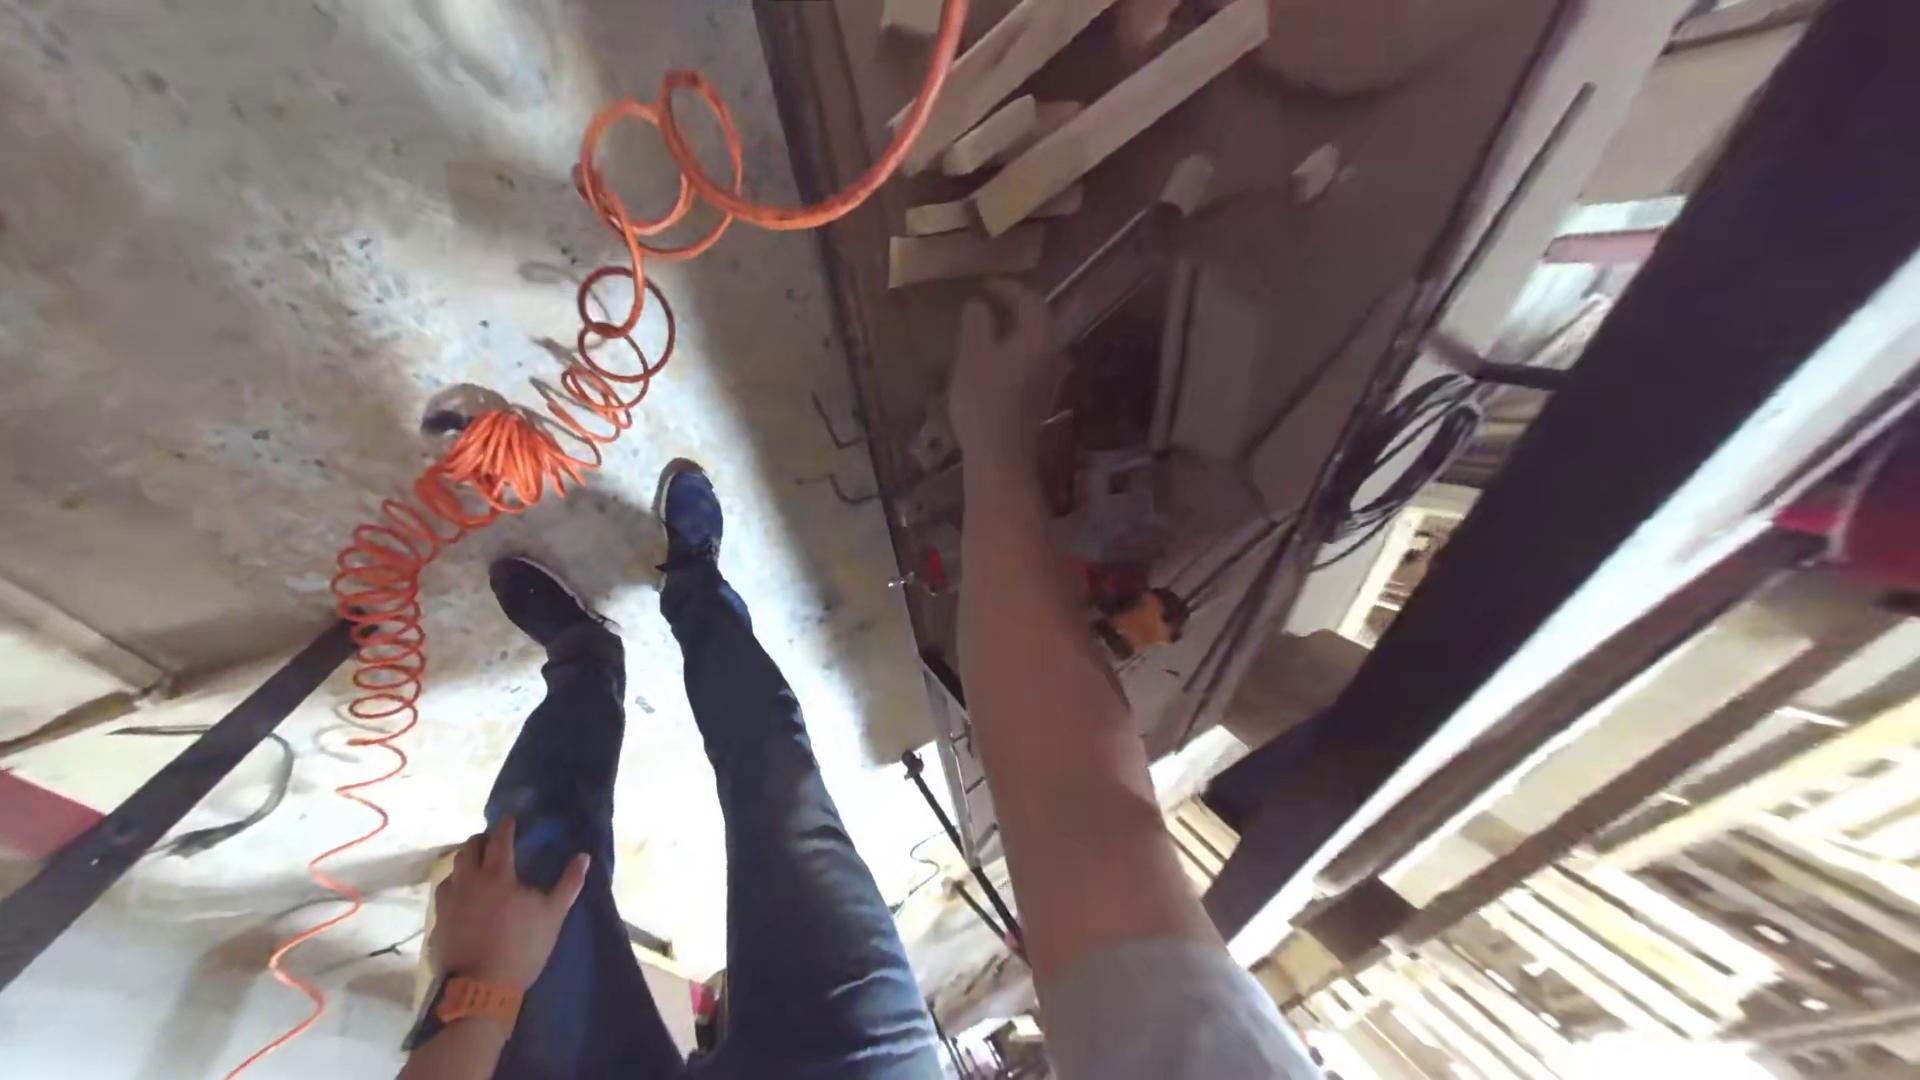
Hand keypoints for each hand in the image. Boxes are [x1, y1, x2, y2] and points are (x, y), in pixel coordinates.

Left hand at [429, 818, 588, 989]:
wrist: (479, 993)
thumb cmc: (522, 946)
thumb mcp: (554, 913)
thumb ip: (569, 881)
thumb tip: (583, 856)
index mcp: (497, 876)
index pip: (499, 840)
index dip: (506, 826)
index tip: (512, 818)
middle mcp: (468, 884)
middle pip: (467, 851)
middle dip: (481, 840)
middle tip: (494, 840)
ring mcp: (448, 906)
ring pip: (450, 873)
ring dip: (464, 864)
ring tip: (477, 867)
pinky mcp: (438, 927)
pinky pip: (443, 898)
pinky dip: (454, 889)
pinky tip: (464, 899)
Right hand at [949, 280, 1070, 473]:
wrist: (1000, 458)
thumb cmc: (984, 402)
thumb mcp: (973, 354)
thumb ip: (977, 321)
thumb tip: (979, 304)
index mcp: (1040, 337)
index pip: (1029, 298)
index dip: (1005, 287)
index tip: (981, 283)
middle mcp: (1051, 354)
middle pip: (1033, 320)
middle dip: (1008, 308)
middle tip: (980, 302)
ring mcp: (1047, 379)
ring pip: (1028, 343)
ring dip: (1006, 331)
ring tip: (978, 327)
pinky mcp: (1036, 399)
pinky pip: (1024, 362)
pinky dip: (1007, 352)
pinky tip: (986, 359)